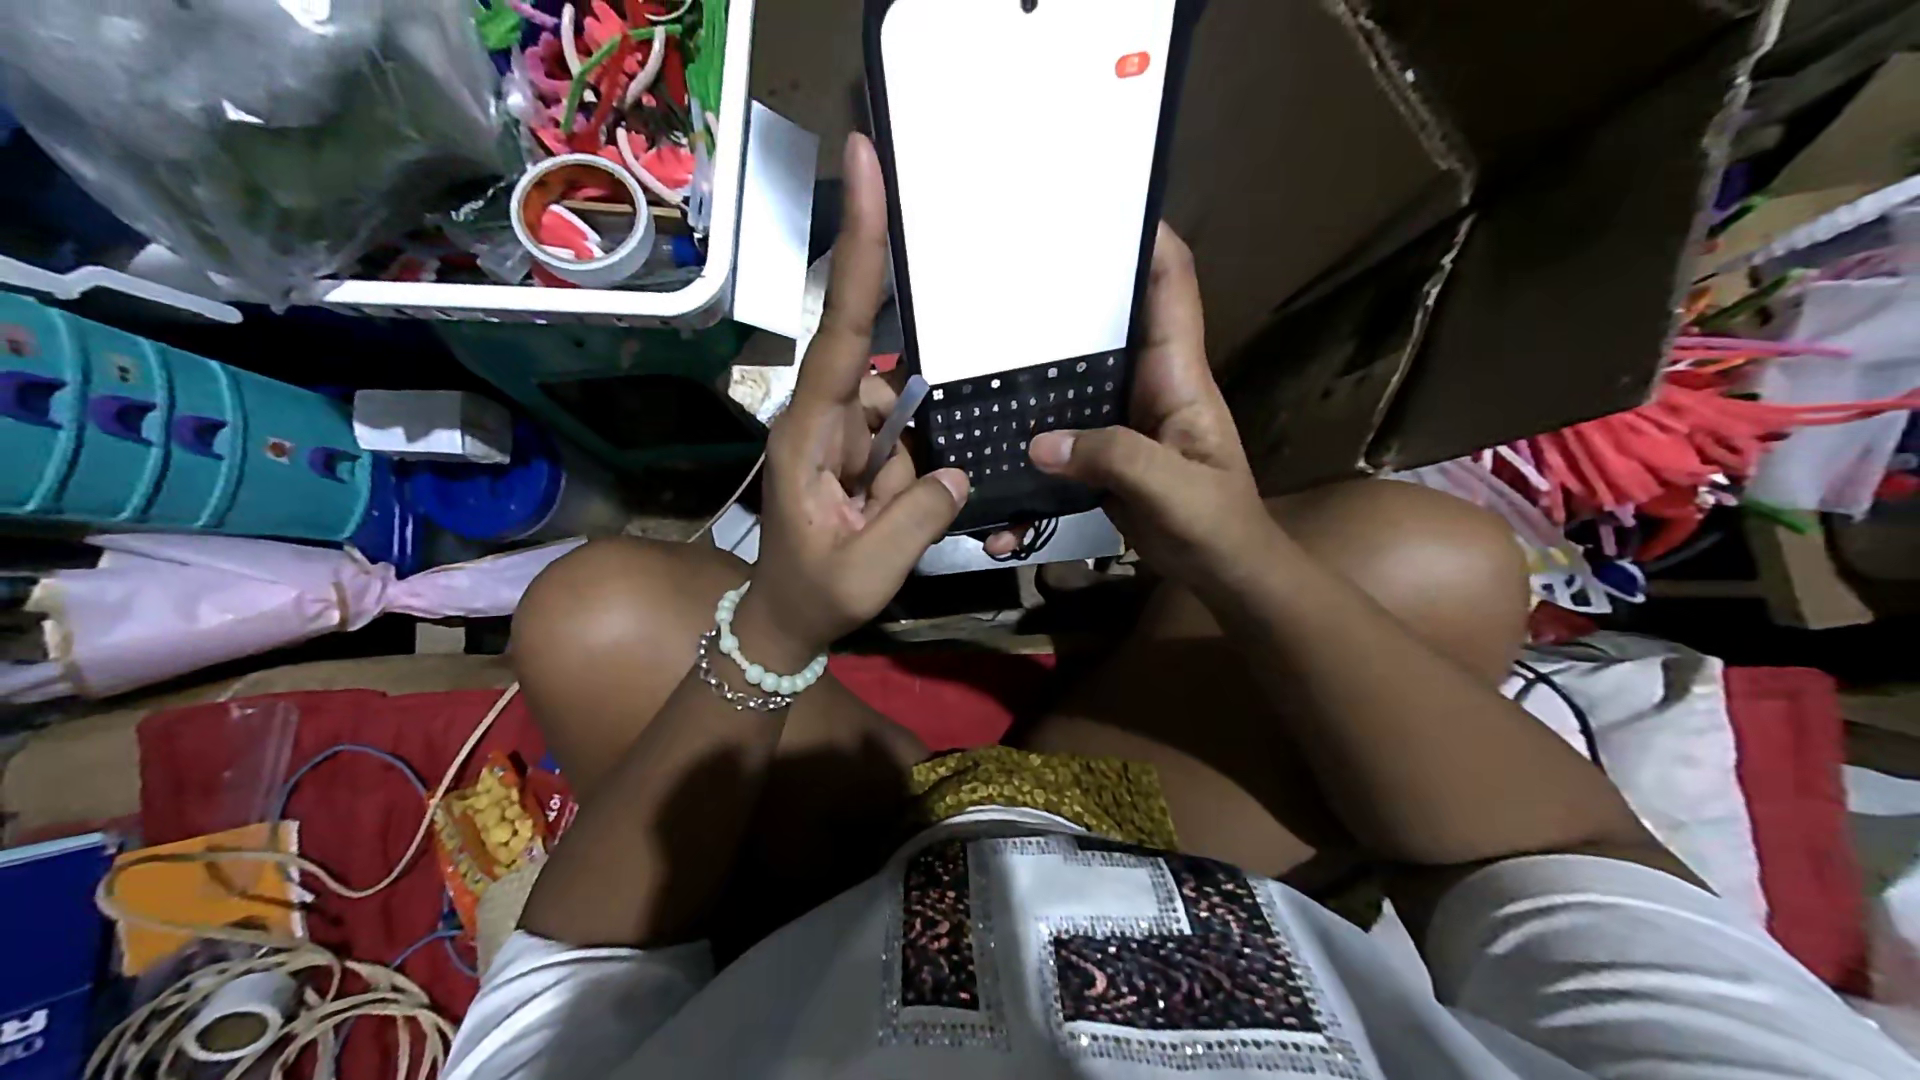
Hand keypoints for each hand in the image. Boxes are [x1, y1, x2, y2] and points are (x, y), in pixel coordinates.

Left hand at [738, 134, 968, 664]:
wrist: (786, 619)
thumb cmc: (814, 595)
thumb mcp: (866, 569)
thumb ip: (917, 516)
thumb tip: (957, 467)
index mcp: (808, 434)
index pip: (841, 334)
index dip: (857, 254)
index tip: (865, 168)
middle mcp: (823, 418)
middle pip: (882, 371)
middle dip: (910, 402)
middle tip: (894, 456)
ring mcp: (845, 435)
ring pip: (904, 413)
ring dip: (911, 468)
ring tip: (881, 527)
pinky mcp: (862, 452)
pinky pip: (906, 439)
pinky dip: (916, 469)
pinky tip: (898, 514)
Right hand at [988, 225, 1275, 591]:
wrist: (1221, 572)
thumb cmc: (1217, 525)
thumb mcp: (1175, 491)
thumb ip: (1115, 460)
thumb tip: (1040, 444)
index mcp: (1177, 375)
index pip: (1170, 284)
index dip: (1145, 238)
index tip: (1096, 208)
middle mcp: (1146, 385)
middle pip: (1107, 324)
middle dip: (1062, 301)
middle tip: (1004, 282)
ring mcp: (1120, 420)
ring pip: (1073, 381)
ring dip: (1034, 378)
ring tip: (978, 362)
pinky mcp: (1101, 454)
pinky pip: (1062, 437)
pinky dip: (1034, 448)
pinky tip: (1000, 468)